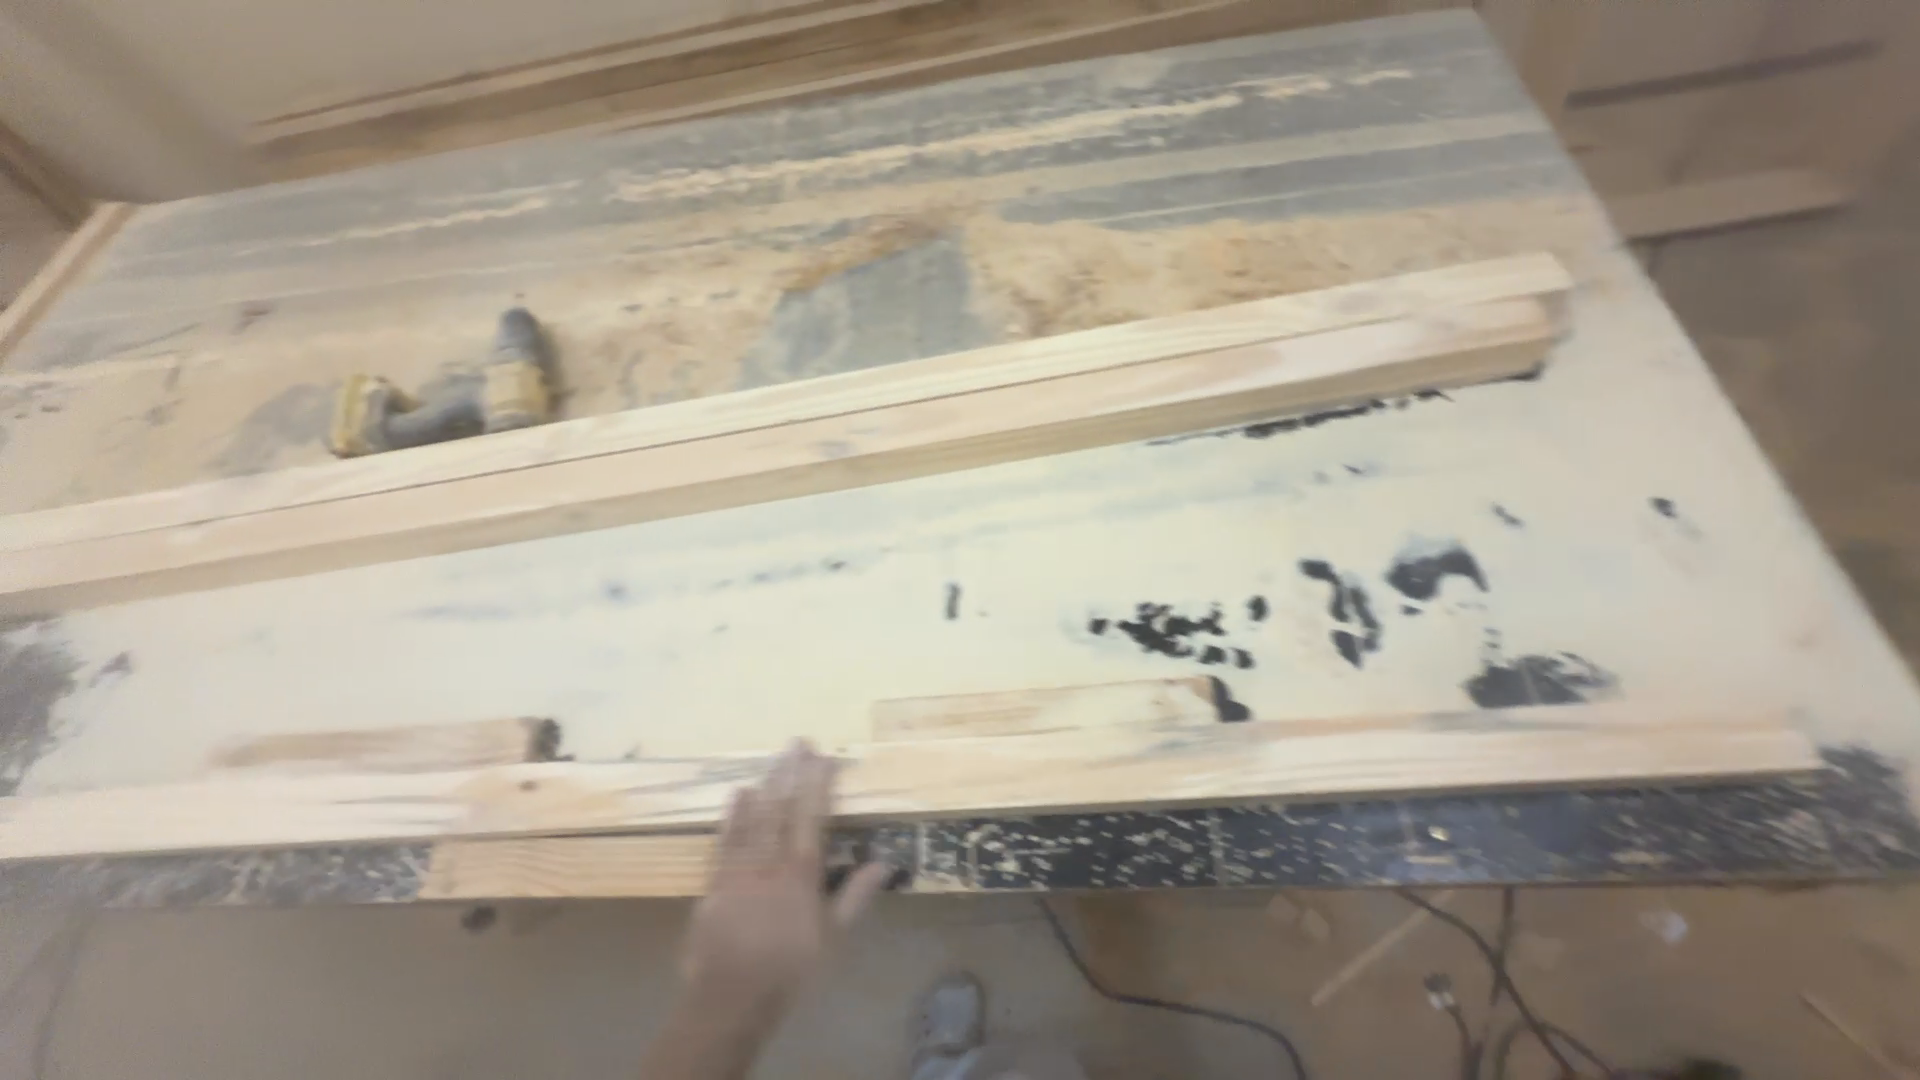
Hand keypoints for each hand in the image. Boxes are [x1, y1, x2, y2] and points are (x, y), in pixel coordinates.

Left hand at [680, 739, 893, 1029]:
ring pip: (753, 817)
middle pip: (780, 807)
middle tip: (798, 742)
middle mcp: (769, 861)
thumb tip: (885, 861)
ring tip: (774, 757)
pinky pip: (725, 839)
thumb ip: (856, 895)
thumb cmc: (790, 967)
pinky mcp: (716, 882)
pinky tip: (737, 794)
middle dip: (790, 772)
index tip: (825, 757)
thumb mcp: (833, 938)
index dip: (818, 784)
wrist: (730, 998)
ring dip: (765, 784)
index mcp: (800, 872)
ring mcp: (738, 869)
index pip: (811, 816)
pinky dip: (732, 815)